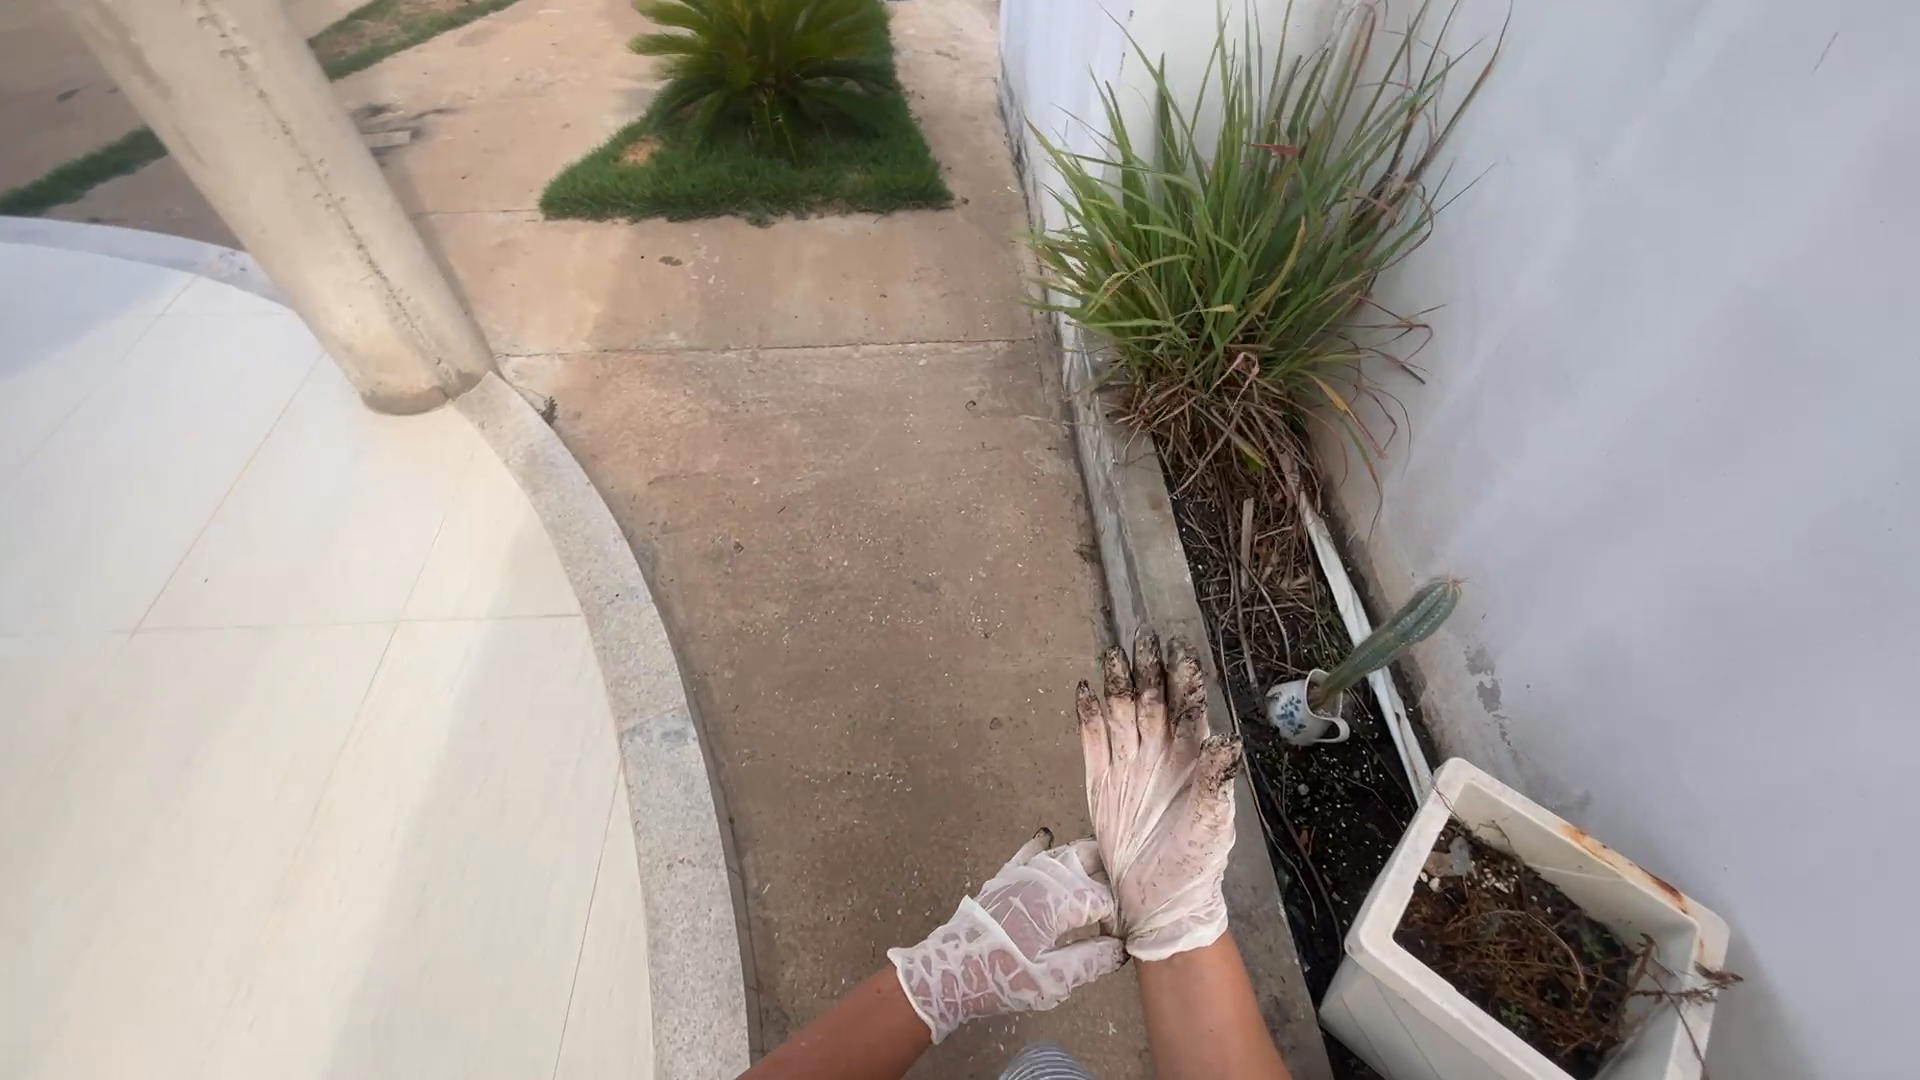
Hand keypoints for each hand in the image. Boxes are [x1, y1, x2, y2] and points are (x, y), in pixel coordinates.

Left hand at [887, 830, 1125, 1042]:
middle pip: (1090, 856)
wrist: (952, 968)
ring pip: (1066, 850)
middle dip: (1109, 875)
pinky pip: (1034, 849)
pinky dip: (1048, 846)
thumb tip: (1120, 948)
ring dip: (1087, 862)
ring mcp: (1024, 869)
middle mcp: (1044, 875)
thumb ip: (1090, 961)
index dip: (1116, 916)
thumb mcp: (1051, 980)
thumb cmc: (1002, 976)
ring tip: (1099, 883)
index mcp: (1057, 901)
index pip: (1104, 896)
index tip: (1115, 937)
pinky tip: (1052, 840)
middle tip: (1115, 905)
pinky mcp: (1008, 873)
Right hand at [1079, 631, 1242, 960]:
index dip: (1183, 679)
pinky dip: (1087, 716)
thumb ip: (1217, 782)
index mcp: (1191, 759)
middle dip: (1148, 669)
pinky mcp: (1100, 780)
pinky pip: (1091, 740)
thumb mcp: (1213, 825)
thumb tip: (1228, 739)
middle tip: (1143, 637)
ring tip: (1112, 654)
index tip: (1179, 649)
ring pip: (1120, 712)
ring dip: (1117, 683)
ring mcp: (1127, 764)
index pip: (1187, 708)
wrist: (1156, 902)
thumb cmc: (1193, 863)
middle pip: (1150, 700)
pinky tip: (1084, 691)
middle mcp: (1159, 752)